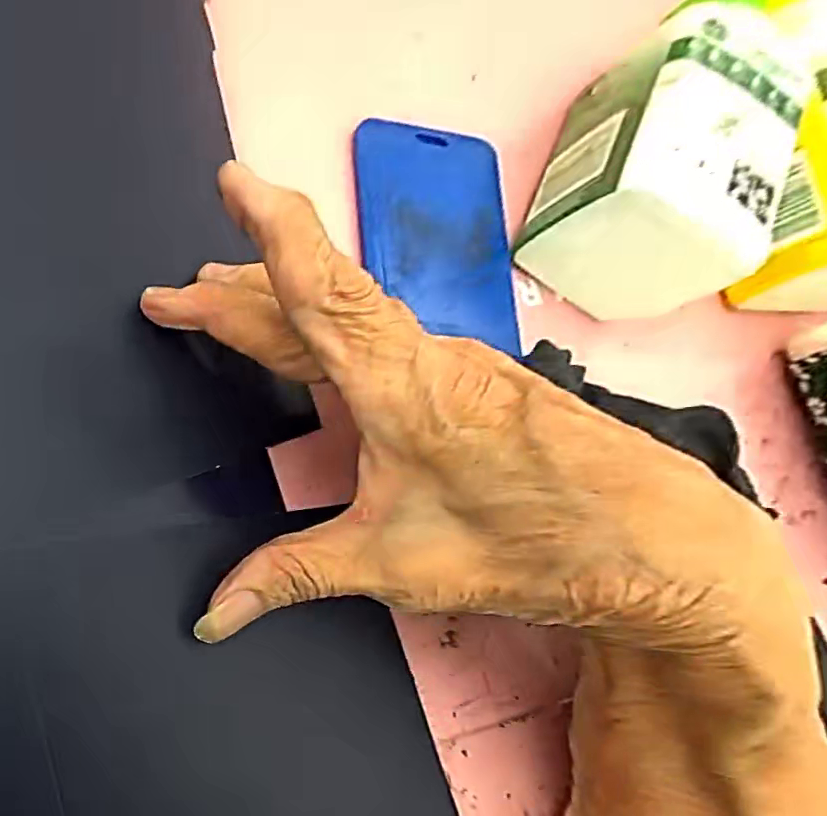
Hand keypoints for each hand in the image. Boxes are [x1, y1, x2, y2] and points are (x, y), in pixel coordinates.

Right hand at [141, 163, 810, 689]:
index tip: (232, 183)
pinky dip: (311, 322)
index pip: (320, 291)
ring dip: (269, 300)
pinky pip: (364, 330)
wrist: (658, 547)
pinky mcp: (452, 375)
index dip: (271, 233)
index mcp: (397, 385)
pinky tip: (297, 334)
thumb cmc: (524, 546)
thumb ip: (285, 578)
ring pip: (338, 310)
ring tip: (214, 296)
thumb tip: (208, 621)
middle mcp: (417, 355)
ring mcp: (439, 359)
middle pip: (309, 299)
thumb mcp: (387, 565)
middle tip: (167, 297)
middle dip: (230, 292)